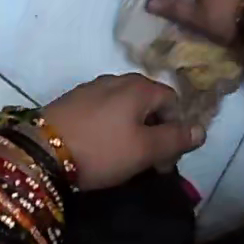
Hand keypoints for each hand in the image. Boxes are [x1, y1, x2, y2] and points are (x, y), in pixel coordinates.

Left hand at [41, 73, 206, 189]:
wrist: (41, 150)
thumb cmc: (101, 149)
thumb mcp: (144, 150)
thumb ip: (176, 138)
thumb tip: (201, 128)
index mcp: (139, 86)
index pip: (173, 102)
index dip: (176, 131)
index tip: (165, 161)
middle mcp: (118, 78)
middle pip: (150, 103)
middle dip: (156, 132)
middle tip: (148, 164)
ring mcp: (93, 87)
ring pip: (127, 108)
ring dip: (133, 131)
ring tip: (123, 159)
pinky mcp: (74, 100)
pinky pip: (105, 111)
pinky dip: (112, 127)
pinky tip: (101, 148)